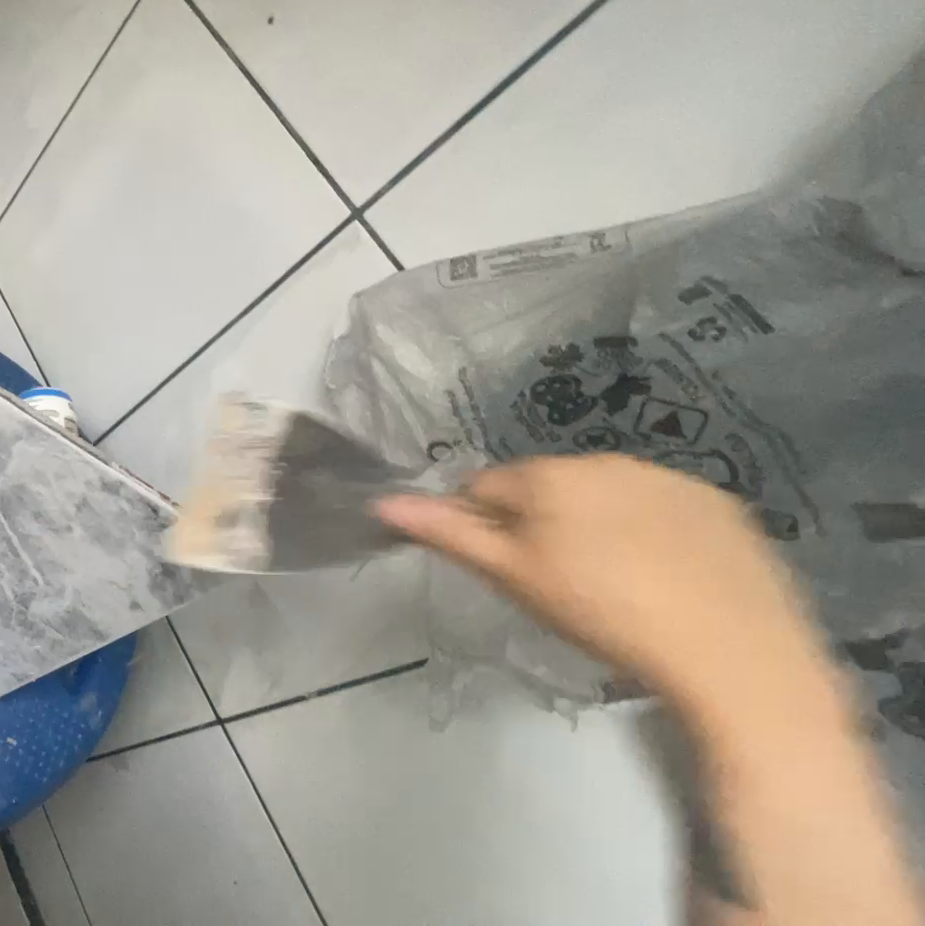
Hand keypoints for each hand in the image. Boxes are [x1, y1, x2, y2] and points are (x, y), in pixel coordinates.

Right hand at [375, 455, 827, 707]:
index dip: (482, 526)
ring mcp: (667, 477)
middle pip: (541, 486)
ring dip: (590, 521)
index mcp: (546, 474)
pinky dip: (647, 528)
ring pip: (599, 493)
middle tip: (555, 580)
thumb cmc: (600, 611)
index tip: (506, 569)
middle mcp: (603, 460)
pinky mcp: (719, 503)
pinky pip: (656, 505)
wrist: (735, 657)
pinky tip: (661, 573)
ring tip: (612, 580)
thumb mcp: (510, 576)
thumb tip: (382, 502)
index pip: (481, 486)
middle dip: (536, 521)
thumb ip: (447, 532)